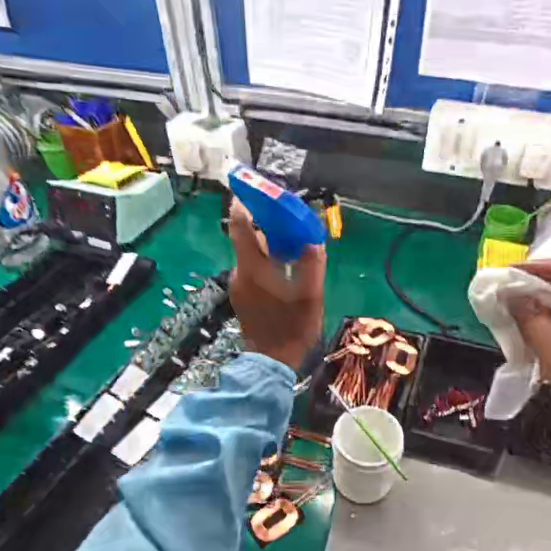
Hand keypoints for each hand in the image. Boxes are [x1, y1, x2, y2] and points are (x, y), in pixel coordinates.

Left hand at [227, 200, 324, 370]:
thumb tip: (311, 238)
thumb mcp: (310, 294)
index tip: (254, 188)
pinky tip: (284, 267)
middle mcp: (240, 272)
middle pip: (247, 238)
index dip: (244, 203)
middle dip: (265, 223)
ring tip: (292, 242)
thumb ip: (311, 263)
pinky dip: (265, 260)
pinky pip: (252, 268)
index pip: (239, 225)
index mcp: (253, 267)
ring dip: (268, 244)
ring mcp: (238, 285)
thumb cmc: (292, 328)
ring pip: (251, 254)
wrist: (272, 362)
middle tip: (288, 217)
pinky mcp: (241, 296)